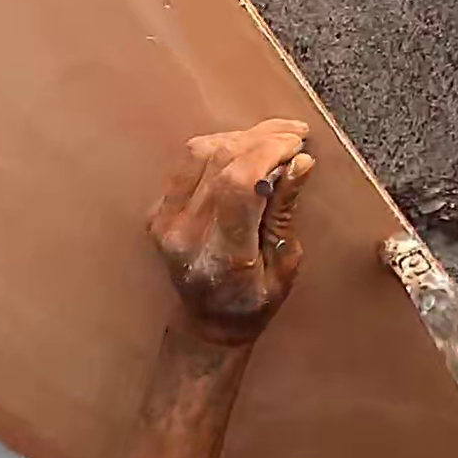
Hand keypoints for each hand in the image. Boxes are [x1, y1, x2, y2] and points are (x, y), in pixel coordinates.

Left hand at [148, 119, 315, 345]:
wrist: (208, 321)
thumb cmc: (253, 302)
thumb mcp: (284, 265)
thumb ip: (284, 212)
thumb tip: (300, 163)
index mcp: (221, 255)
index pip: (238, 186)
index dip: (268, 153)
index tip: (298, 144)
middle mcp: (184, 234)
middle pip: (220, 162)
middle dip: (262, 139)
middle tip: (294, 136)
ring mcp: (164, 220)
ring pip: (200, 152)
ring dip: (241, 137)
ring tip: (275, 138)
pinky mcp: (157, 209)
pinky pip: (187, 161)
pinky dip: (219, 146)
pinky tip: (245, 146)